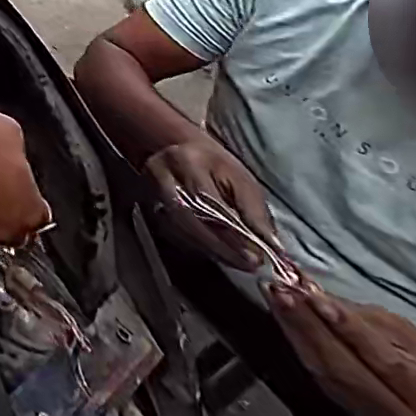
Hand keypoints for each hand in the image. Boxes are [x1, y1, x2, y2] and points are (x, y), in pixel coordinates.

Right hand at [146, 136, 279, 269]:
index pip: (205, 201)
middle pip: (184, 215)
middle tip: (244, 263)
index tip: (254, 257)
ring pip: (175, 225)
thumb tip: (269, 247)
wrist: (182, 151)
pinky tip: (215, 250)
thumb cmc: (217, 166)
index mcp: (186, 161)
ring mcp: (148, 186)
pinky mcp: (146, 199)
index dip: (230, 231)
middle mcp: (160, 172)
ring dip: (207, 247)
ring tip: (235, 260)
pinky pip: (169, 228)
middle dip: (216, 245)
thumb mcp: (243, 181)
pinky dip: (195, 244)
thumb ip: (255, 212)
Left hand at [268, 285, 415, 415]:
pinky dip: (295, 340)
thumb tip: (322, 295)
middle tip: (281, 290)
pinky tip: (280, 315)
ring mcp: (367, 411)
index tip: (316, 296)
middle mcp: (400, 411)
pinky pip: (314, 373)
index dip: (350, 327)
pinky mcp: (343, 405)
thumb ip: (368, 321)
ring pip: (322, 371)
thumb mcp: (411, 341)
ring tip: (274, 294)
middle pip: (345, 367)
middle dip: (307, 324)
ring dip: (293, 328)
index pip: (387, 362)